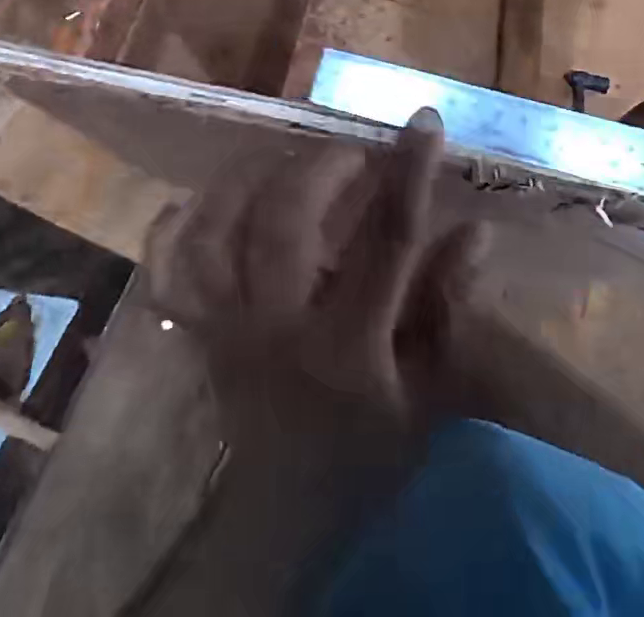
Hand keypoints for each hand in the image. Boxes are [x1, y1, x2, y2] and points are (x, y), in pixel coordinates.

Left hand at [147, 107, 489, 430]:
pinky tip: (196, 200)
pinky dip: (175, 225)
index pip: (386, 240)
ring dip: (247, 179)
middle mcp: (277, 326)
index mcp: (348, 344)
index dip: (407, 173)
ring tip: (281, 159)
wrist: (285, 523)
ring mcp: (224, 328)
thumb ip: (448, 308)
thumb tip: (475, 231)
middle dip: (322, 168)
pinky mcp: (194, 334)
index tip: (424, 122)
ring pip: (215, 229)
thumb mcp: (429, 393)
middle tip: (351, 153)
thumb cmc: (370, 456)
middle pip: (285, 220)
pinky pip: (168, 267)